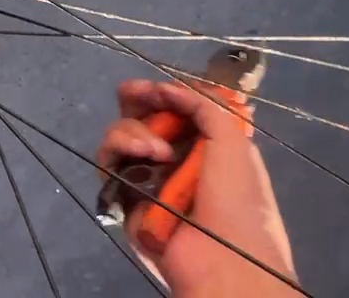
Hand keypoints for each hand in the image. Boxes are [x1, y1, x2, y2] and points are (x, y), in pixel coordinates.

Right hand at [98, 79, 297, 297]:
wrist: (223, 262)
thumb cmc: (240, 204)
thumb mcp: (235, 145)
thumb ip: (203, 105)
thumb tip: (167, 86)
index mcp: (203, 147)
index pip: (173, 107)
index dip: (164, 91)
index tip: (161, 85)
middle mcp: (172, 156)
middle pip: (139, 112)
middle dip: (137, 98)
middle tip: (138, 94)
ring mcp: (145, 174)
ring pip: (121, 130)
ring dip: (133, 130)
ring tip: (155, 150)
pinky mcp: (122, 191)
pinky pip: (108, 157)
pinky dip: (119, 148)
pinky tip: (141, 156)